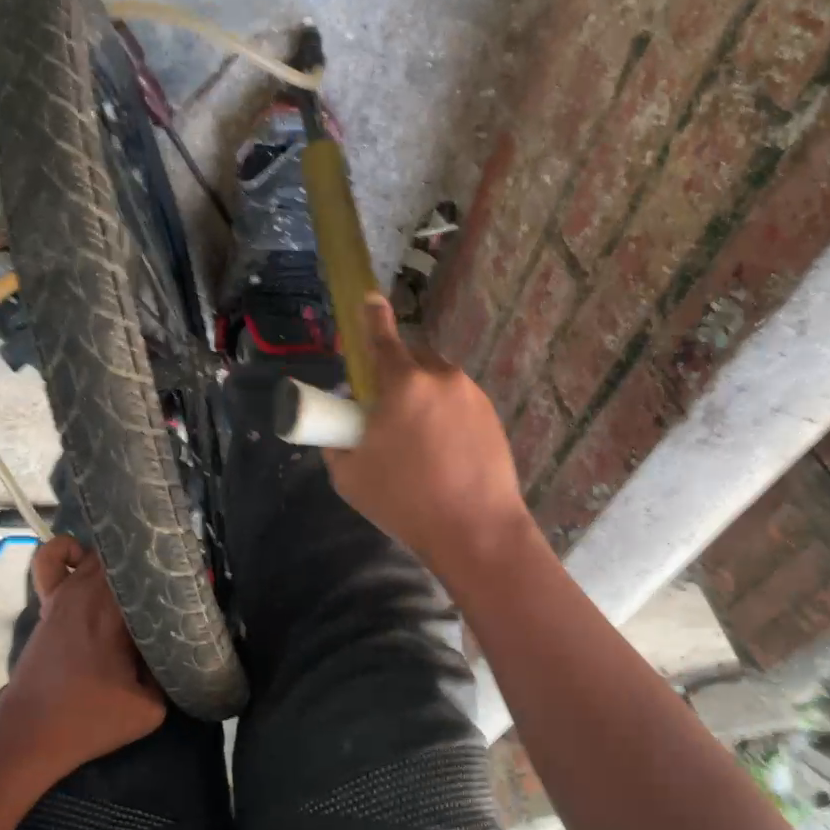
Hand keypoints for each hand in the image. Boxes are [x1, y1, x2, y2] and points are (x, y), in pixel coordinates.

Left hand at [0, 536, 165, 773]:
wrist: (30, 732)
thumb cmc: (89, 720)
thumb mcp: (150, 708)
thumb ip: (170, 672)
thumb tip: (179, 645)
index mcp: (116, 613)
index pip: (155, 575)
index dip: (180, 576)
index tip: (200, 587)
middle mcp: (90, 592)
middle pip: (129, 559)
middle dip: (156, 565)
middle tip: (178, 583)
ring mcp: (65, 592)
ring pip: (99, 555)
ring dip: (122, 561)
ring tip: (143, 574)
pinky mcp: (48, 601)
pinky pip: (52, 559)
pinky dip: (69, 552)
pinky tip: (86, 562)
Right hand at [323, 296, 535, 574]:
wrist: (476, 531)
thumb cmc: (404, 501)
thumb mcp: (349, 475)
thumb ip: (338, 442)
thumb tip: (342, 429)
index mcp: (403, 384)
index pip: (381, 337)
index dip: (371, 317)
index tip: (369, 298)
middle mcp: (441, 378)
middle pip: (411, 359)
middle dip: (395, 374)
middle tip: (383, 411)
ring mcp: (472, 396)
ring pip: (436, 382)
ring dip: (421, 397)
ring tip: (415, 442)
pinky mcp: (492, 417)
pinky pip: (457, 403)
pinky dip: (444, 417)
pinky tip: (440, 454)